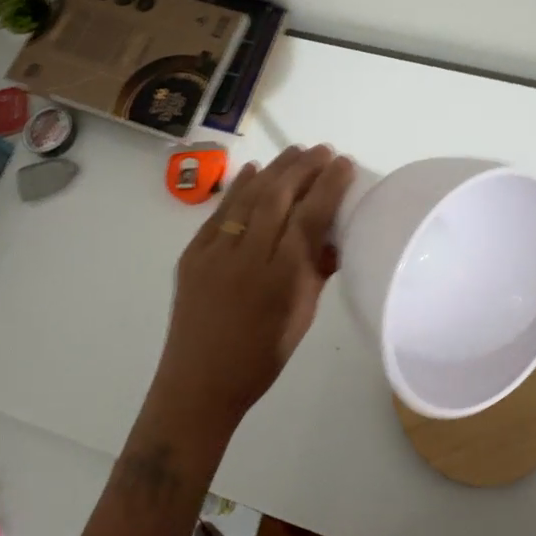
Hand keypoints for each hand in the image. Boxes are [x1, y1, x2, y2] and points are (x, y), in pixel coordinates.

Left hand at [147, 145, 354, 434]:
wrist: (198, 385)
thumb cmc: (260, 360)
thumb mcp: (301, 319)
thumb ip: (316, 272)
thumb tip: (332, 237)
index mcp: (281, 279)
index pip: (310, 218)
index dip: (329, 186)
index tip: (344, 163)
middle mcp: (247, 258)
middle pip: (278, 197)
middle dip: (303, 168)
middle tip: (323, 150)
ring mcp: (215, 253)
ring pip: (248, 197)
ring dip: (274, 170)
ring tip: (295, 151)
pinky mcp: (192, 254)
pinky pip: (220, 212)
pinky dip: (238, 188)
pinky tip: (253, 171)